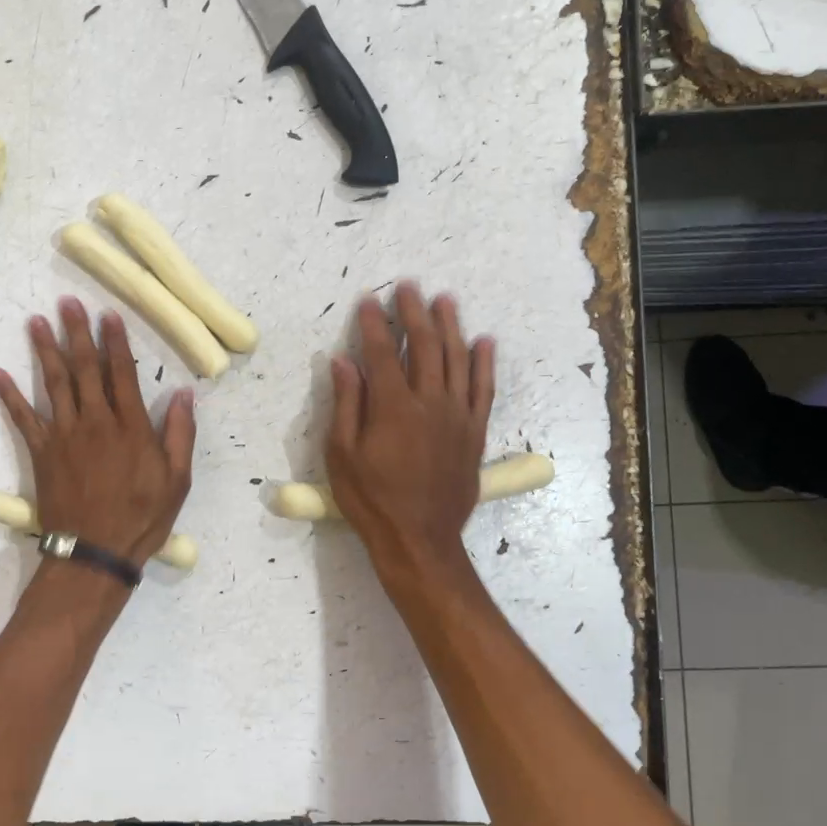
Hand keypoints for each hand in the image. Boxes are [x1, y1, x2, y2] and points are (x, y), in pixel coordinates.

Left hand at [0, 297, 195, 565]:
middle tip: (67, 302)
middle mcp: (95, 421)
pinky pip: (23, 418)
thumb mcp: (177, 480)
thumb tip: (183, 393)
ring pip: (54, 383)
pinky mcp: (41, 452)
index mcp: (130, 426)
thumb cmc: (141, 518)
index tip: (107, 314)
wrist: (95, 551)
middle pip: (84, 368)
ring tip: (36, 321)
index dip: (114, 341)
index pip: (121, 372)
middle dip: (76, 333)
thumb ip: (179, 433)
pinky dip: (10, 395)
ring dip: (44, 350)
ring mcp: (64, 435)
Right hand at [327, 283, 494, 577]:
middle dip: (415, 313)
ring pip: (457, 359)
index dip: (375, 324)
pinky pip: (484, 389)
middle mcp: (429, 402)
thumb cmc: (370, 499)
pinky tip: (483, 341)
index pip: (382, 354)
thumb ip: (347, 404)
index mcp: (392, 408)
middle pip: (424, 346)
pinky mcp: (474, 431)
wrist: (418, 538)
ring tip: (444, 300)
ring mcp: (457, 415)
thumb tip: (343, 362)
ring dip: (450, 326)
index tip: (368, 300)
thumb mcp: (342, 455)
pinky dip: (484, 363)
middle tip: (408, 287)